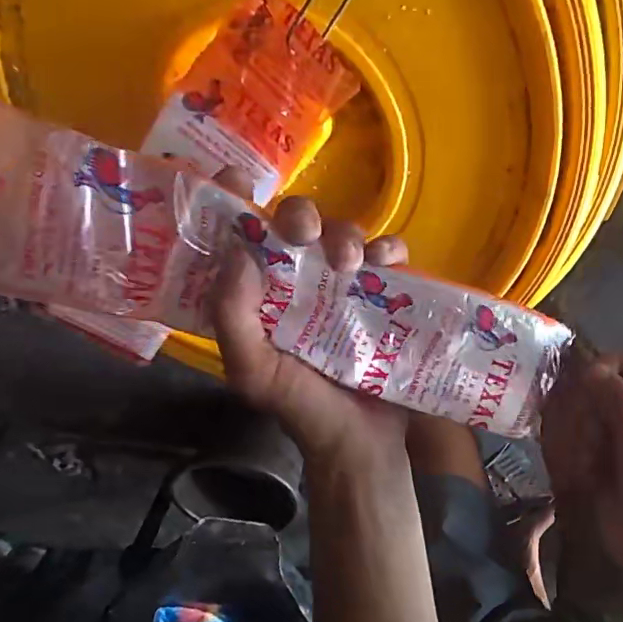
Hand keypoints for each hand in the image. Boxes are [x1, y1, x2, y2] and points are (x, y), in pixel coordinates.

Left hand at [209, 196, 410, 459]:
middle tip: (307, 232)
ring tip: (352, 264)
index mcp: (260, 296)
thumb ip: (232, 315)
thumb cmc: (302, 409)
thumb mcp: (252, 369)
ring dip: (348, 234)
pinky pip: (389, 258)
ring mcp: (344, 290)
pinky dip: (390, 250)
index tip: (237, 178)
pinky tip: (389, 263)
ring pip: (344, 234)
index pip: (240, 237)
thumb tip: (237, 251)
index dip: (234, 201)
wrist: (361, 442)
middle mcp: (299, 284)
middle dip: (300, 215)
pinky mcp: (384, 298)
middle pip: (297, 225)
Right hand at [541, 352, 622, 617]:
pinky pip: (584, 445)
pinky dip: (576, 453)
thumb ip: (621, 404)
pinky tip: (580, 474)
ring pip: (591, 418)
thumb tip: (592, 369)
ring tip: (585, 461)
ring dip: (580, 433)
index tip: (581, 385)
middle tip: (583, 434)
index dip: (609, 366)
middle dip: (588, 406)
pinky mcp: (606, 469)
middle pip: (607, 390)